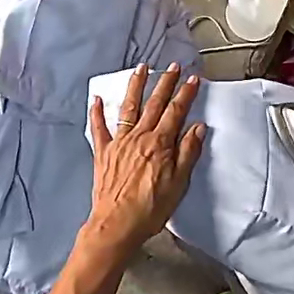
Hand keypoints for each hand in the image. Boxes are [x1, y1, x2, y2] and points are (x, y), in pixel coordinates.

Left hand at [79, 63, 206, 263]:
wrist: (116, 226)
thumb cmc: (149, 209)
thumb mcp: (179, 182)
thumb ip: (188, 152)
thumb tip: (197, 129)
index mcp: (160, 144)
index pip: (176, 111)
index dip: (186, 94)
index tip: (193, 80)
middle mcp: (139, 138)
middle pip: (155, 103)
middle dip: (165, 82)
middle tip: (172, 67)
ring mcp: (119, 144)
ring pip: (129, 108)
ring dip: (136, 86)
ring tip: (141, 69)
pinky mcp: (103, 154)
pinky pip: (99, 129)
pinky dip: (96, 113)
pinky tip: (96, 100)